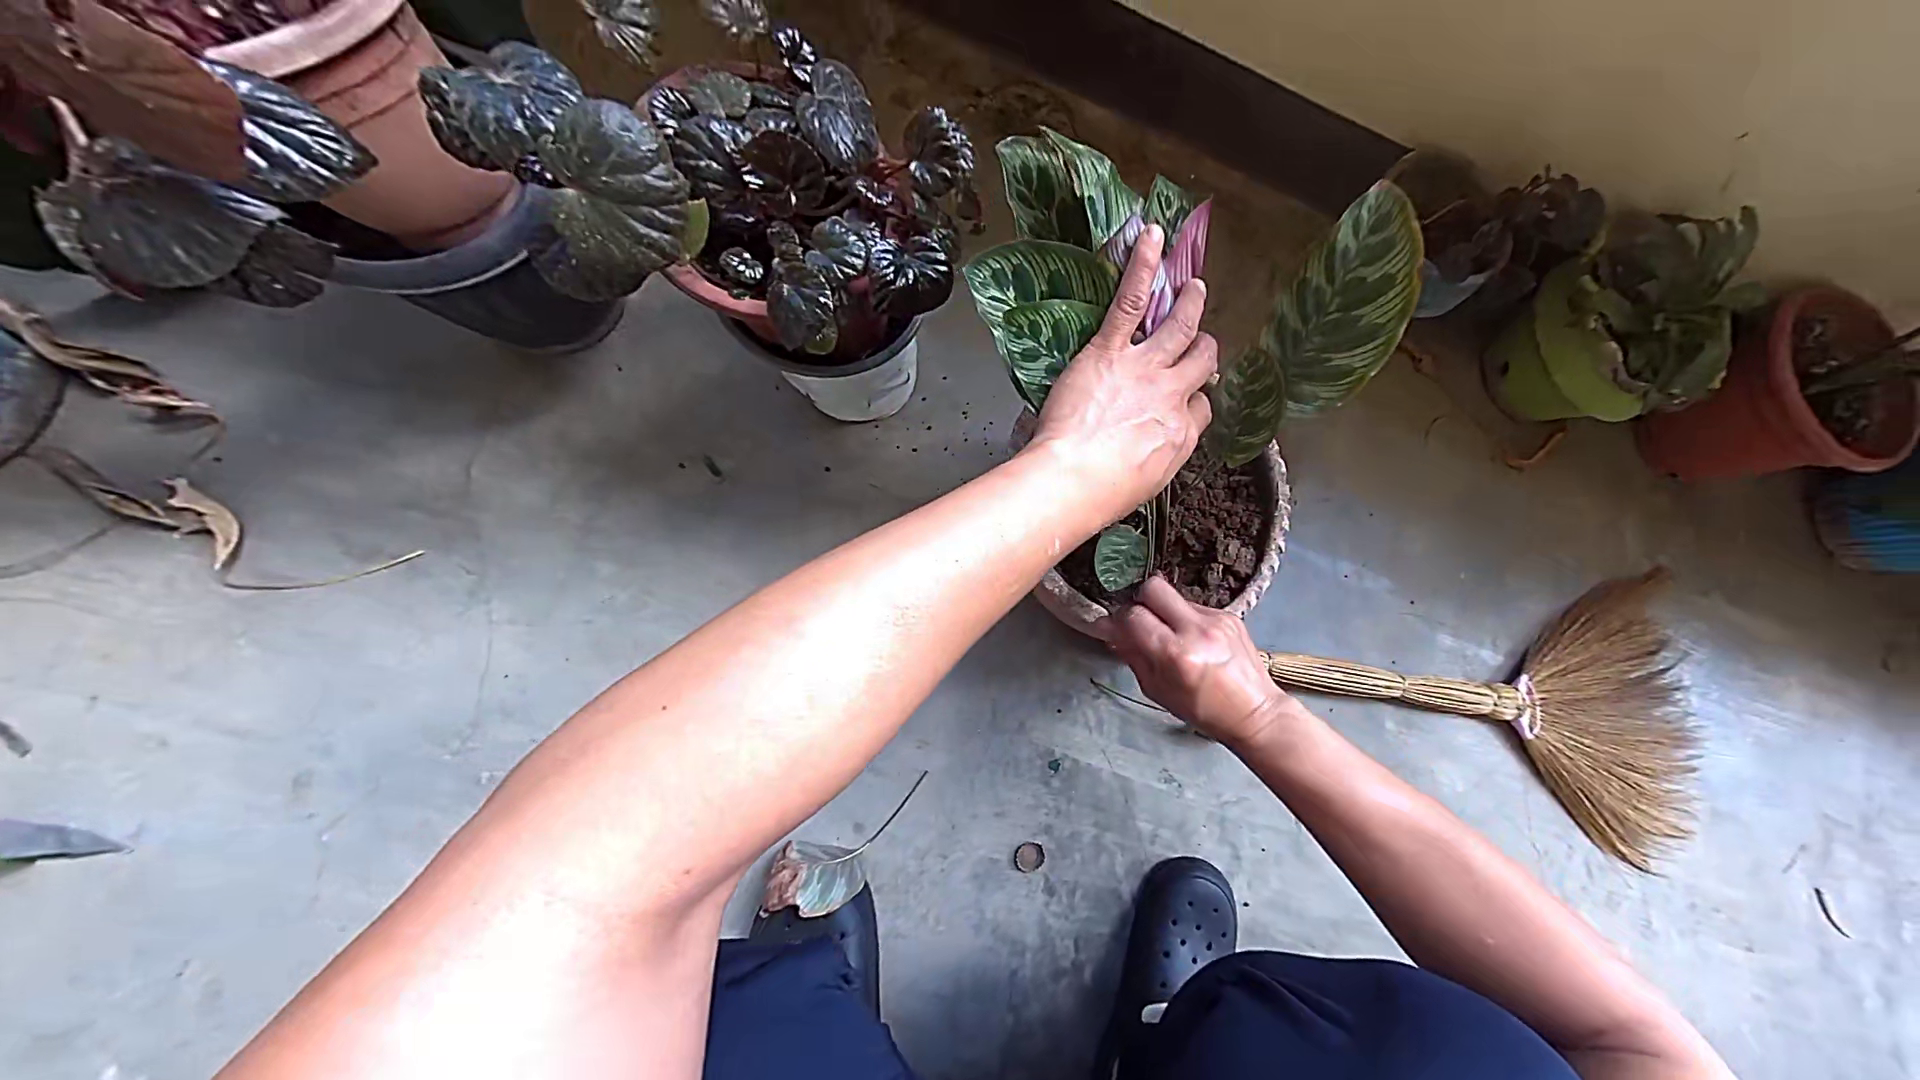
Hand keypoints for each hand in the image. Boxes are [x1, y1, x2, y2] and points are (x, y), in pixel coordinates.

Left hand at [1024, 224, 1217, 521]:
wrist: (1074, 478)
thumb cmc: (1100, 493)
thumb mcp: (1143, 484)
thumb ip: (1154, 458)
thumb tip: (1147, 451)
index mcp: (1180, 433)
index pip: (1200, 406)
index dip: (1193, 400)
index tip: (1184, 400)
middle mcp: (1172, 395)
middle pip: (1201, 361)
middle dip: (1202, 348)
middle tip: (1199, 337)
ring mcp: (1144, 368)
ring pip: (1179, 327)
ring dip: (1188, 304)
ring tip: (1193, 287)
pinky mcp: (1110, 350)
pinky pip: (1131, 302)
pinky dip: (1142, 267)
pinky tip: (1151, 238)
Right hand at [1102, 577, 1299, 747]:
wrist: (1255, 712)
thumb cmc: (1204, 710)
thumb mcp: (1157, 690)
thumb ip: (1132, 656)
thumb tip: (1111, 632)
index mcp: (1175, 654)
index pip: (1133, 615)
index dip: (1117, 621)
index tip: (1112, 628)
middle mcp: (1196, 630)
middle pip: (1153, 587)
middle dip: (1138, 601)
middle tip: (1138, 621)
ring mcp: (1216, 619)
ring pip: (1173, 596)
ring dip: (1162, 611)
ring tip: (1168, 636)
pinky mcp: (1229, 615)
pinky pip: (1193, 606)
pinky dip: (1184, 619)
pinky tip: (1191, 640)